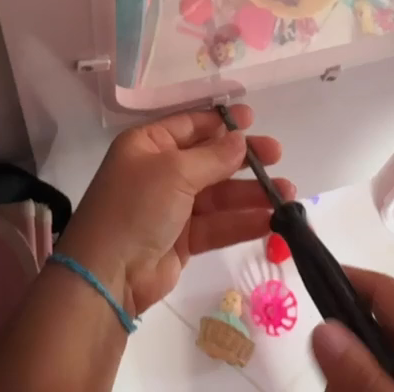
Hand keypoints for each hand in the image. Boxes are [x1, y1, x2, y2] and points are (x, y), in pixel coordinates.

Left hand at [55, 106, 293, 315]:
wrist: (107, 275)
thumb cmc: (135, 206)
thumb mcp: (173, 171)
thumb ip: (212, 156)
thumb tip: (240, 139)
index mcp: (148, 144)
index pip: (190, 125)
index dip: (221, 122)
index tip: (253, 118)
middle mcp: (159, 171)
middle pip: (209, 158)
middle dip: (243, 158)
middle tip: (277, 155)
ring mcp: (171, 206)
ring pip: (218, 194)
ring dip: (250, 193)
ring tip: (286, 193)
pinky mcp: (182, 239)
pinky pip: (217, 224)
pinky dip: (242, 221)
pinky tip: (270, 219)